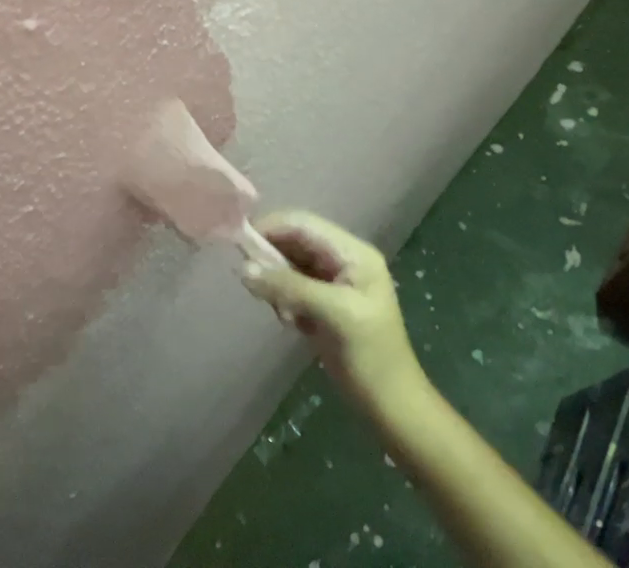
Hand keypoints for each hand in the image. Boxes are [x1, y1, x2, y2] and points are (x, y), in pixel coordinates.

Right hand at [240, 210, 424, 401]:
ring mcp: (332, 282)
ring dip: (275, 282)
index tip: (238, 246)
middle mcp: (342, 260)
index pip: (303, 224)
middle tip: (251, 281)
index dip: (270, 228)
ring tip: (282, 312)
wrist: (389, 404)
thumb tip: (243, 269)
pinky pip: (290, 286)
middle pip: (293, 241)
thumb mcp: (333, 314)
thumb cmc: (370, 355)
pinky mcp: (321, 303)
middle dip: (270, 257)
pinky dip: (281, 299)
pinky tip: (290, 322)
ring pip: (288, 264)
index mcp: (353, 253)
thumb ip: (289, 286)